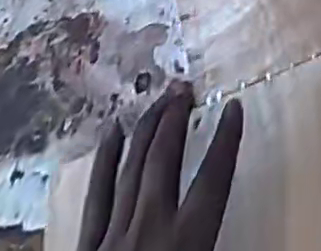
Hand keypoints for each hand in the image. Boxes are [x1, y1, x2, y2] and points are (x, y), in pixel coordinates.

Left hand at [78, 81, 244, 250]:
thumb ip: (212, 239)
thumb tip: (224, 212)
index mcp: (186, 242)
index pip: (213, 181)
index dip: (226, 141)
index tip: (233, 106)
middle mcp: (150, 227)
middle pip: (165, 160)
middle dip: (176, 118)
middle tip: (185, 86)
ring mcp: (113, 234)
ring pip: (133, 167)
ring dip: (148, 127)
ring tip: (161, 96)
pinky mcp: (86, 245)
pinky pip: (96, 196)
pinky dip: (105, 160)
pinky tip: (112, 129)